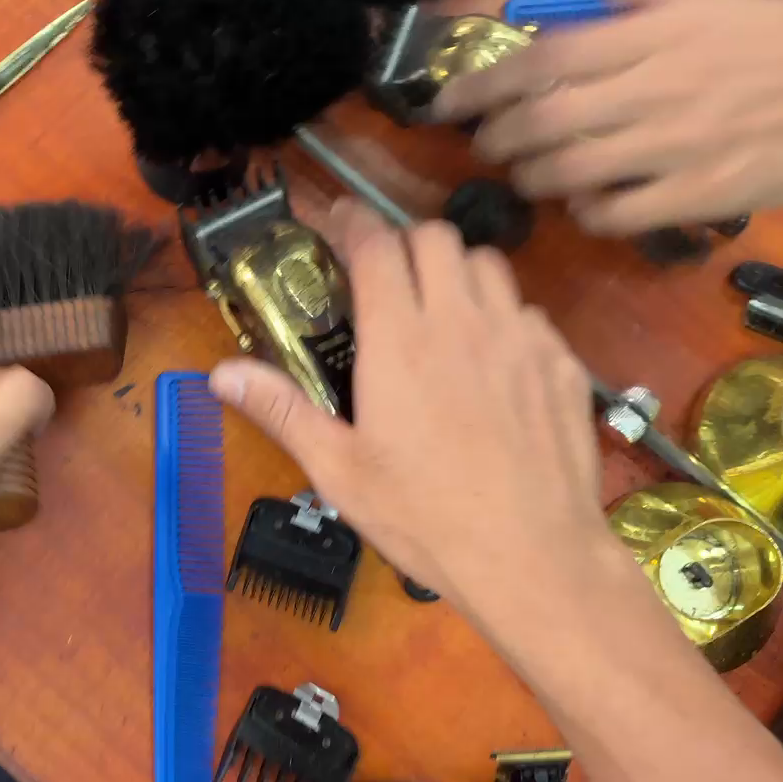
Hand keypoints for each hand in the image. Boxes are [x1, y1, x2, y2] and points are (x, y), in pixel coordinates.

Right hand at [209, 202, 614, 604]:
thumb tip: (220, 373)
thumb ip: (280, 409)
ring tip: (433, 307)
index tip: (334, 220)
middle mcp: (463, 322)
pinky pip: (526, 310)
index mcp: (400, 340)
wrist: (534, 561)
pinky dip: (498, 313)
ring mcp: (521, 339)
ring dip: (452, 268)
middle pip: (435, 236)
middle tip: (379, 274)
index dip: (351, 220)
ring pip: (487, 262)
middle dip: (401, 239)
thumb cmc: (421, 515)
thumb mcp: (336, 469)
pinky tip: (487, 360)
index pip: (376, 245)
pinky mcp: (562, 364)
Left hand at [432, 0, 782, 233]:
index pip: (541, 61)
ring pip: (564, 171)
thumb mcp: (721, 0)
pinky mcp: (698, 194)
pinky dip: (583, 213)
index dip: (480, 86)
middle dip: (494, 139)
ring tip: (529, 173)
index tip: (443, 104)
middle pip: (539, 122)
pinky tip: (585, 204)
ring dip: (530, 177)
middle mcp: (654, 90)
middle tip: (487, 145)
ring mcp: (675, 146)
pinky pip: (610, 214)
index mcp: (654, 38)